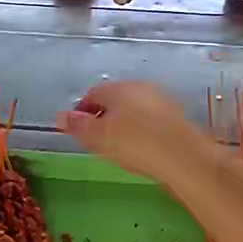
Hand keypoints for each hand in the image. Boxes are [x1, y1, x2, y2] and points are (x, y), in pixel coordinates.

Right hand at [57, 82, 218, 192]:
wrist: (182, 155)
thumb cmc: (135, 144)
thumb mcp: (99, 138)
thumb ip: (79, 126)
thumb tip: (60, 116)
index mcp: (118, 88)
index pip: (92, 94)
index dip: (82, 111)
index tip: (77, 129)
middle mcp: (140, 86)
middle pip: (115, 98)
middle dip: (104, 115)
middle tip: (97, 138)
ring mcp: (160, 99)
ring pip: (134, 107)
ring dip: (124, 121)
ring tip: (119, 145)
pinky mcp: (176, 114)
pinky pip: (150, 118)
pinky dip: (142, 128)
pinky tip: (142, 146)